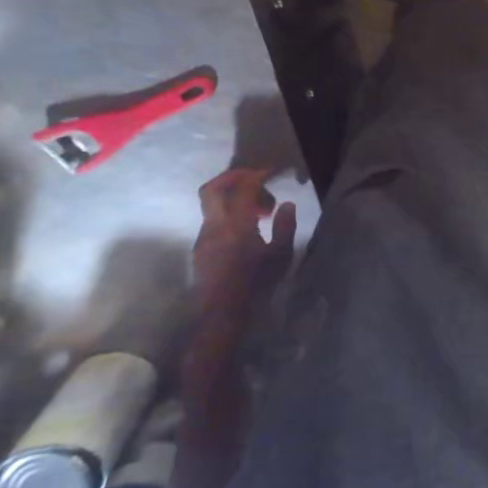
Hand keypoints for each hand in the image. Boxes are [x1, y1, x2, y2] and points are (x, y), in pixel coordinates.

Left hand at [193, 169, 296, 315]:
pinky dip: (228, 214)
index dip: (257, 175)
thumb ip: (285, 226)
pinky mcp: (200, 249)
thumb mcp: (280, 257)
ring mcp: (203, 238)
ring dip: (232, 199)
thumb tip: (287, 204)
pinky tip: (245, 230)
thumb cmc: (256, 286)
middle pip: (212, 189)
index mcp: (236, 225)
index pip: (242, 189)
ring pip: (211, 205)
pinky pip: (212, 221)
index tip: (271, 171)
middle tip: (254, 179)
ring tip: (258, 212)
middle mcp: (214, 226)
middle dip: (232, 177)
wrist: (223, 316)